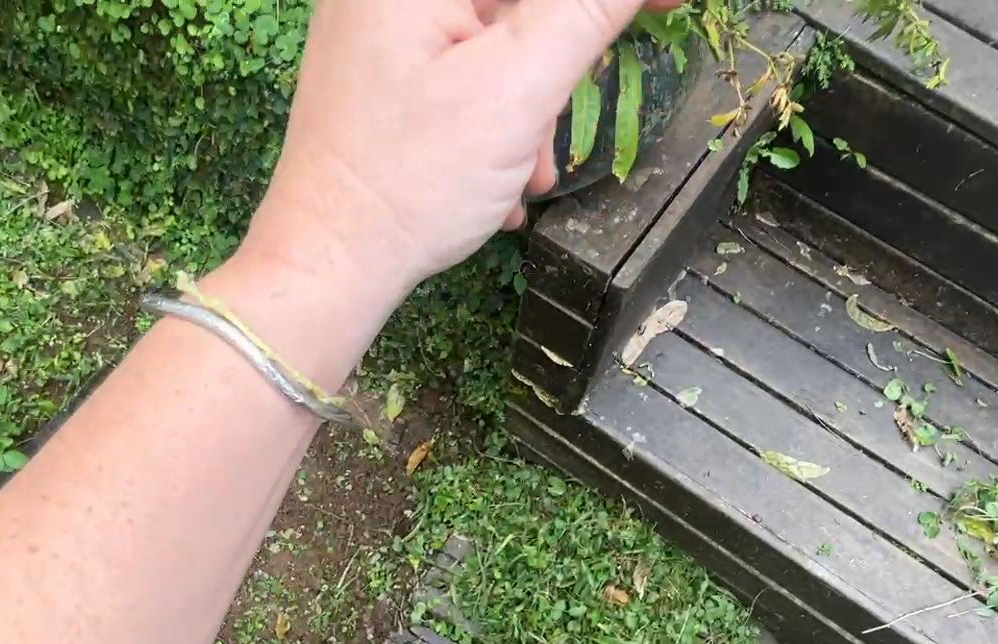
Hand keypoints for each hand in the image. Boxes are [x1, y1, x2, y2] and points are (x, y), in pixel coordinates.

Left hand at [242, 0, 676, 302]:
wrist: (330, 265)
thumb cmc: (413, 181)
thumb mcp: (518, 88)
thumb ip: (586, 10)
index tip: (666, 7)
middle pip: (511, 8)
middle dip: (551, 72)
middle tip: (551, 136)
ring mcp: (377, 35)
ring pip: (488, 47)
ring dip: (524, 114)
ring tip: (523, 179)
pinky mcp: (377, 82)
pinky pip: (456, 81)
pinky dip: (488, 126)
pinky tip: (493, 185)